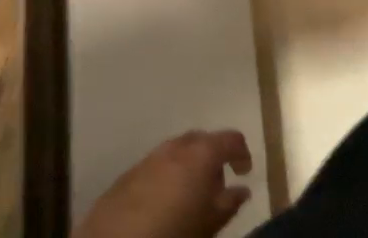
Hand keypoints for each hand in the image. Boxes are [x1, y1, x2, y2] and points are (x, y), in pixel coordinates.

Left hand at [73, 130, 253, 237]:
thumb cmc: (174, 231)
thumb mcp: (211, 222)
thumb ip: (231, 202)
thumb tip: (242, 190)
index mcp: (201, 153)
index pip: (232, 139)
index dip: (242, 153)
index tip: (244, 173)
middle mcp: (175, 148)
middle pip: (201, 141)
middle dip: (212, 157)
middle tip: (215, 183)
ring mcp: (147, 161)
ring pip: (174, 154)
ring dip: (185, 167)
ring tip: (187, 195)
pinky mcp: (124, 178)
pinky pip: (152, 169)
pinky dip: (163, 179)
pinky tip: (159, 204)